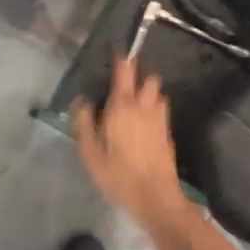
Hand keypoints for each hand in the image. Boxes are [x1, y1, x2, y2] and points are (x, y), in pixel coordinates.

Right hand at [71, 58, 186, 227]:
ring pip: (158, 94)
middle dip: (140, 75)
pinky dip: (154, 108)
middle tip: (126, 80)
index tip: (119, 52)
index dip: (123, 59)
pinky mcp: (168, 134)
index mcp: (122, 107)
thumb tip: (81, 101)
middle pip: (149, 79)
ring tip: (136, 99)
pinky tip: (145, 121)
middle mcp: (144, 108)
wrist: (155, 197)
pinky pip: (162, 111)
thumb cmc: (118, 174)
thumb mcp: (90, 152)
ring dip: (149, 92)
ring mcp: (160, 120)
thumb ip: (84, 123)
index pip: (125, 73)